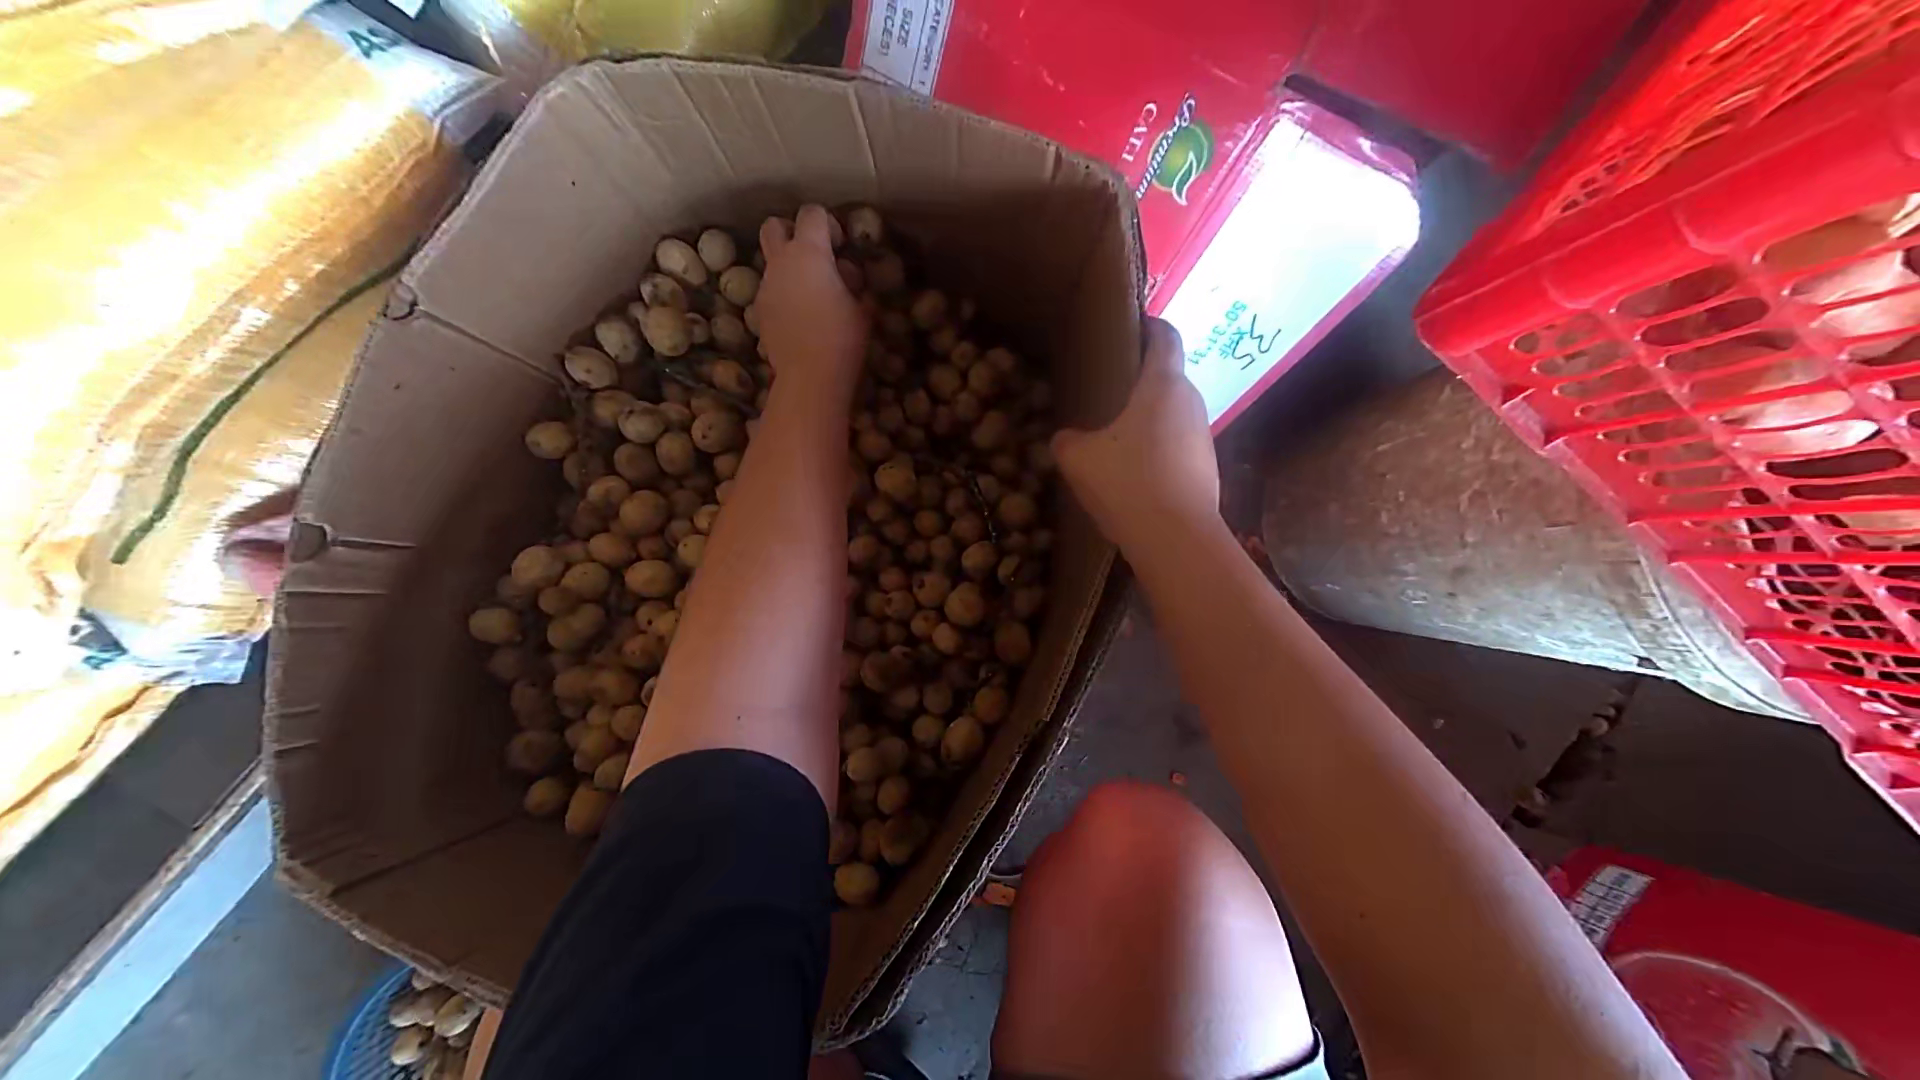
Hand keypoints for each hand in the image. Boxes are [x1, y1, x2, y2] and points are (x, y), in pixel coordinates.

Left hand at [755, 205, 866, 403]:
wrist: (810, 377)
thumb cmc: (843, 338)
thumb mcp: (863, 308)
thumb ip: (852, 283)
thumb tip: (845, 276)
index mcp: (808, 253)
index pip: (813, 214)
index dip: (829, 223)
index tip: (842, 246)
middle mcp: (780, 263)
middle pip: (774, 226)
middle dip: (792, 232)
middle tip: (814, 256)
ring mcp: (765, 288)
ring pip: (772, 264)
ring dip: (790, 270)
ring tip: (813, 297)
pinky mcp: (760, 314)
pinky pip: (771, 293)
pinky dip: (784, 297)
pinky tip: (801, 320)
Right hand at [1052, 318, 1218, 551]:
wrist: (1175, 537)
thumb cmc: (1126, 482)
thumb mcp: (1078, 458)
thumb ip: (1067, 440)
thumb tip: (1065, 438)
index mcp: (1163, 385)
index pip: (1166, 336)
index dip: (1150, 326)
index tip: (1131, 327)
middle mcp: (1191, 402)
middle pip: (1170, 377)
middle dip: (1143, 379)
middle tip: (1110, 390)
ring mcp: (1204, 437)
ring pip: (1174, 414)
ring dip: (1151, 418)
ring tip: (1119, 436)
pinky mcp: (1207, 468)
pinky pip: (1179, 446)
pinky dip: (1159, 449)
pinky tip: (1136, 474)